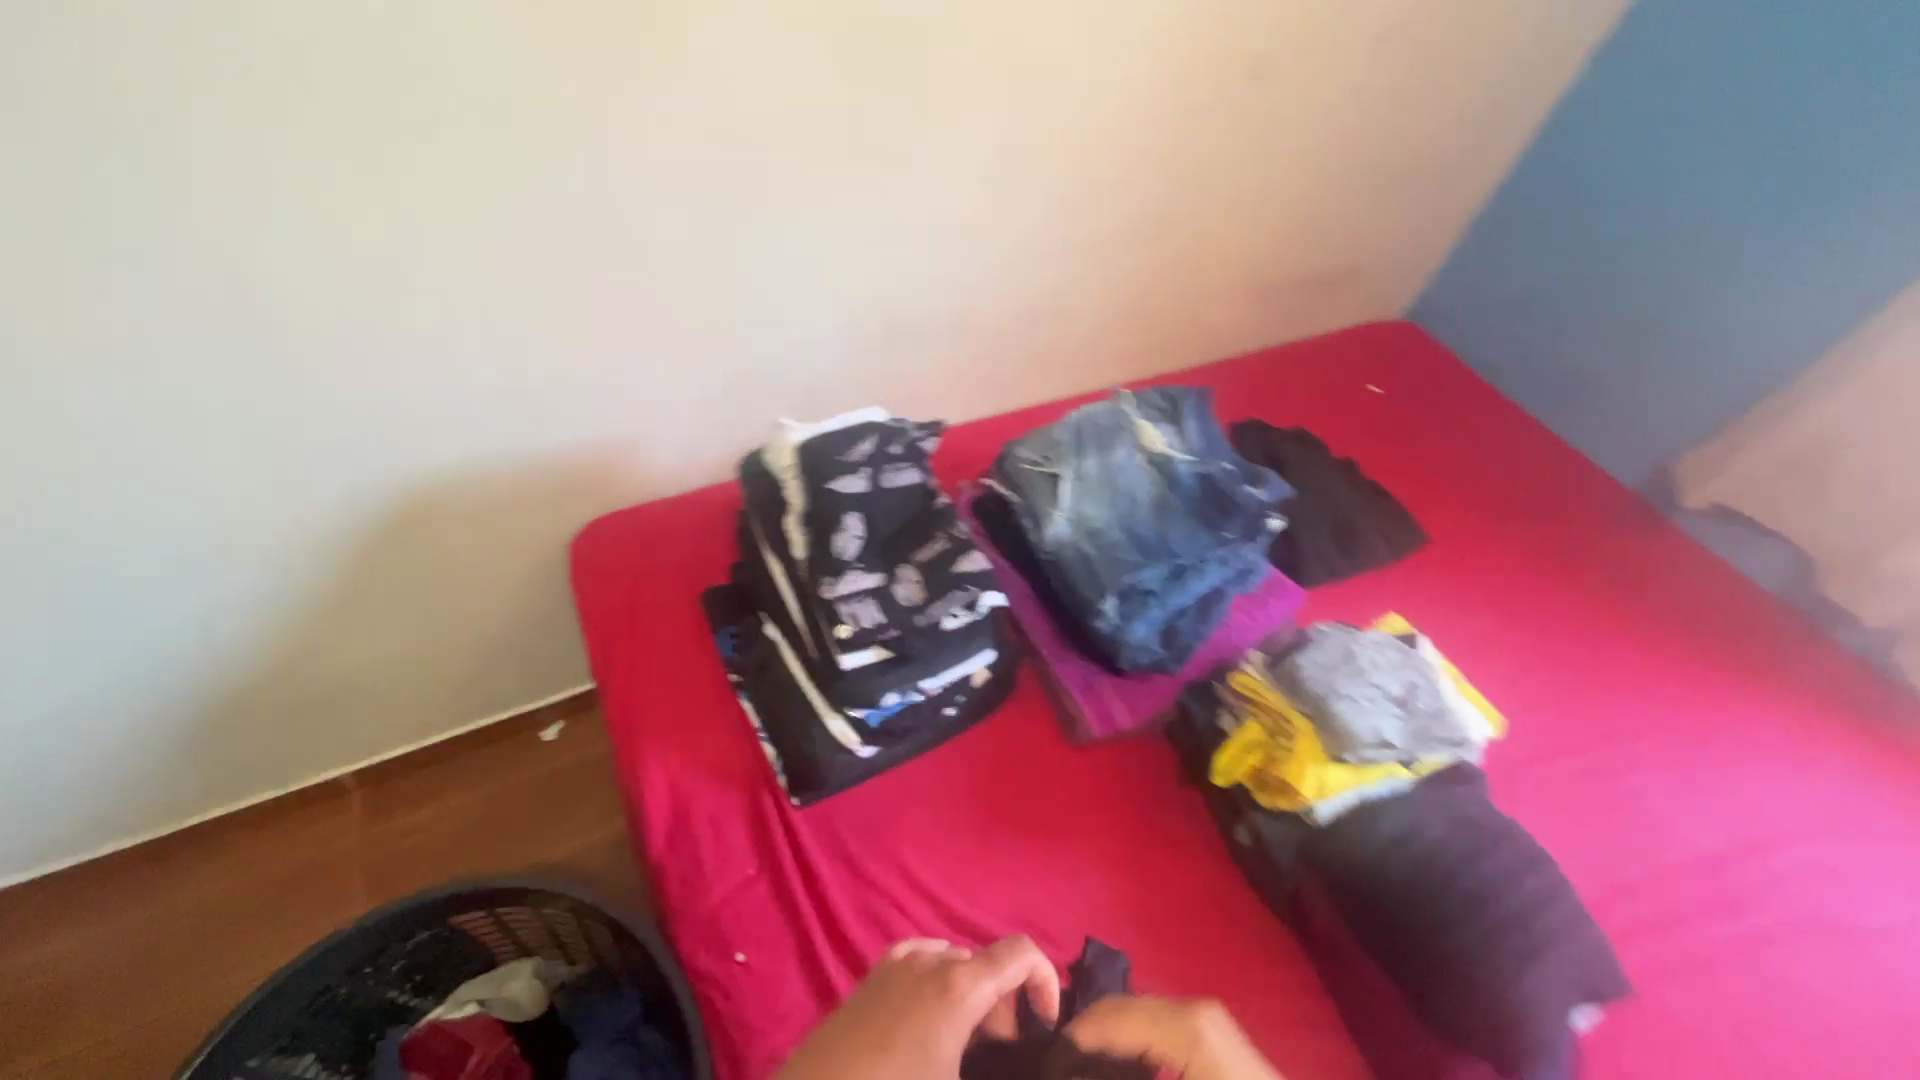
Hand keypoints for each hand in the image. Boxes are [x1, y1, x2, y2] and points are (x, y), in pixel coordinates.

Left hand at [775, 935, 1061, 1079]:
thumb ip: (994, 1067)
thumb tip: (1027, 1068)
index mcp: (959, 984)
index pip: (1022, 952)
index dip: (1048, 982)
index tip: (1046, 1027)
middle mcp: (930, 961)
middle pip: (987, 962)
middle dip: (1006, 1001)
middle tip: (1001, 1051)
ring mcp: (895, 965)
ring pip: (953, 964)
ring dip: (972, 995)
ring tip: (967, 1045)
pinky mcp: (869, 979)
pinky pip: (920, 965)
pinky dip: (938, 985)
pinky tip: (928, 1024)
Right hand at [1065, 995, 1285, 1079]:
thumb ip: (1126, 1077)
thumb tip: (1072, 1073)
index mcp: (1189, 1029)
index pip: (1114, 1016)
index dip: (1077, 1038)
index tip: (1050, 1066)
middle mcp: (1196, 1010)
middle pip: (1124, 1007)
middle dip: (1088, 1034)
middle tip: (1061, 1064)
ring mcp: (1208, 1018)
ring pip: (1139, 1011)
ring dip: (1109, 1035)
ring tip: (1084, 1064)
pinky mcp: (1213, 1032)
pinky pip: (1158, 1022)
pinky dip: (1132, 1038)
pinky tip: (1121, 1065)